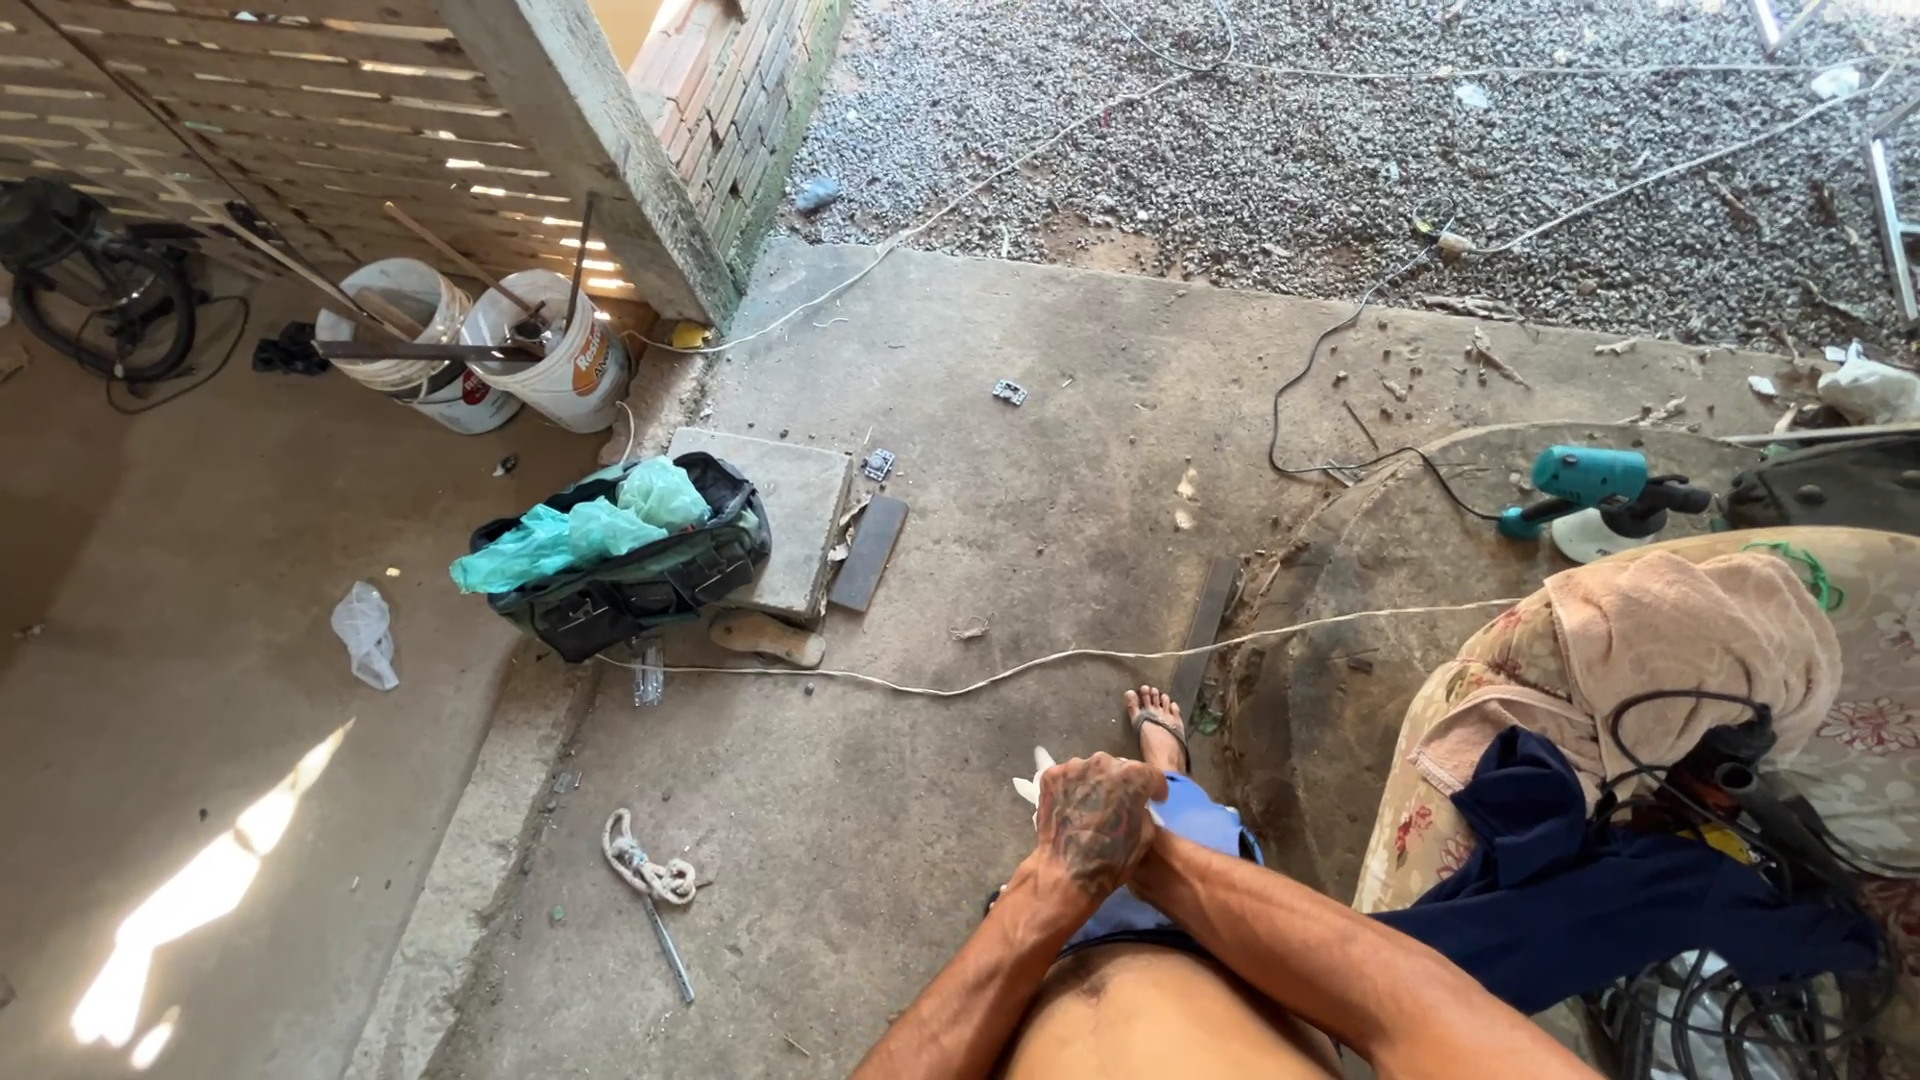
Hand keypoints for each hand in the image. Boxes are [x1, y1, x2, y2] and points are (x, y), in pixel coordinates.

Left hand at [1026, 752, 1167, 915]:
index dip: (1155, 788)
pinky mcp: (1051, 775)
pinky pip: (1068, 777)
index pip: (1151, 774)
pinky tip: (1072, 806)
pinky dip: (1072, 788)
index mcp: (1132, 775)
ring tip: (1092, 805)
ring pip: (1091, 770)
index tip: (1154, 799)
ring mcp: (1073, 766)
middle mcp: (1103, 762)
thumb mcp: (1146, 836)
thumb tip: (1136, 804)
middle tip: (1119, 803)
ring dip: (1096, 783)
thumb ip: (1144, 810)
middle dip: (1123, 783)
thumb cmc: (1111, 858)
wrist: (1065, 871)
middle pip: (1119, 768)